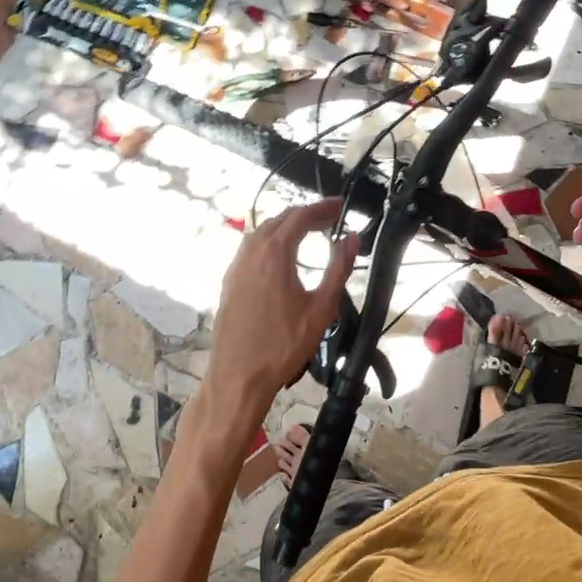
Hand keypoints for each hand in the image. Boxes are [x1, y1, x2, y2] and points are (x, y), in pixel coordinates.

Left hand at [205, 200, 357, 417]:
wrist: (238, 376)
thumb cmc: (283, 345)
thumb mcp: (321, 309)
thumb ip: (339, 269)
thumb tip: (352, 238)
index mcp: (274, 254)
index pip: (300, 216)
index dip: (322, 207)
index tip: (340, 205)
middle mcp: (251, 252)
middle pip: (280, 219)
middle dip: (306, 214)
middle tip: (330, 219)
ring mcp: (236, 266)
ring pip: (262, 232)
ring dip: (286, 226)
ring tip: (309, 233)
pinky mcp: (229, 281)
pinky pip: (251, 249)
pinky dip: (271, 242)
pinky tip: (282, 258)